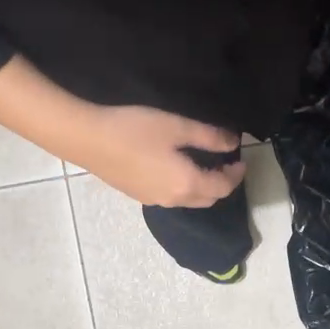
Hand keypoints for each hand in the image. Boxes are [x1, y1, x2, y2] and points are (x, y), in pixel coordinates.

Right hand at [77, 105, 243, 207]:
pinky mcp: (139, 196)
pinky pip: (171, 198)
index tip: (240, 159)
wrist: (88, 140)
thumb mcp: (177, 127)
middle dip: (221, 185)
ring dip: (202, 189)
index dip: (235, 175)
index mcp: (187, 184)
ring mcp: (155, 201)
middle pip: (208, 199)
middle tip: (225, 164)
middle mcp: (174, 200)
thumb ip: (209, 137)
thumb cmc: (135, 129)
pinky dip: (184, 189)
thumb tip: (233, 143)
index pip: (222, 187)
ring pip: (189, 201)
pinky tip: (177, 171)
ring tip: (204, 167)